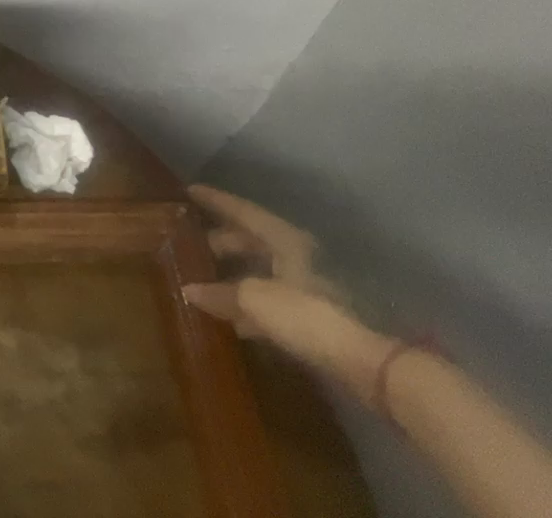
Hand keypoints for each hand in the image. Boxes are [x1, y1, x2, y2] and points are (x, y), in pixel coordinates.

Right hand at [182, 185, 393, 400]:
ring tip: (202, 282)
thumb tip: (189, 290)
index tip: (189, 190)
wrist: (362, 361)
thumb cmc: (306, 315)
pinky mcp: (312, 315)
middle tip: (189, 245)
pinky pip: (270, 300)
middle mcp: (297, 256)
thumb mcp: (254, 299)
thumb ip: (219, 292)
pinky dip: (248, 303)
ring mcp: (307, 286)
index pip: (244, 212)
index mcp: (285, 241)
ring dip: (233, 275)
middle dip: (220, 241)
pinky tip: (231, 319)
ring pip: (261, 271)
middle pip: (252, 240)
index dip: (216, 201)